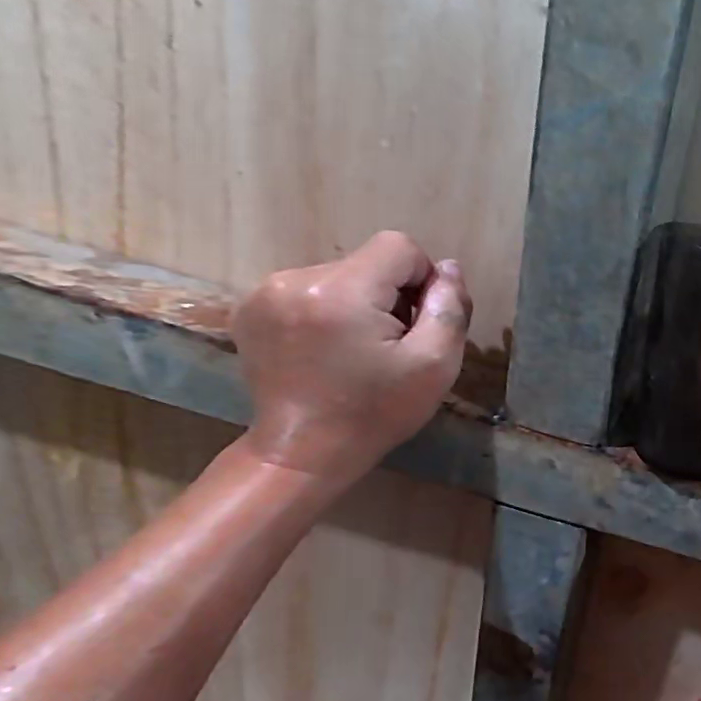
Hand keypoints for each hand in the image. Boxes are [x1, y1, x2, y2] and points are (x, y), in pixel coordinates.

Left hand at [232, 231, 471, 483]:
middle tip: (391, 345)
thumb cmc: (376, 411)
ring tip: (359, 350)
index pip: (399, 247)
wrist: (303, 453)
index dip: (422, 280)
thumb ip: (449, 308)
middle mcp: (295, 280)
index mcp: (341, 292)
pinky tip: (330, 348)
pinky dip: (330, 310)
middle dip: (390, 295)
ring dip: (361, 302)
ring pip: (342, 275)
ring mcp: (266, 293)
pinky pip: (312, 289)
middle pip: (369, 262)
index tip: (417, 323)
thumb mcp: (435, 364)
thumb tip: (448, 268)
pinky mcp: (251, 308)